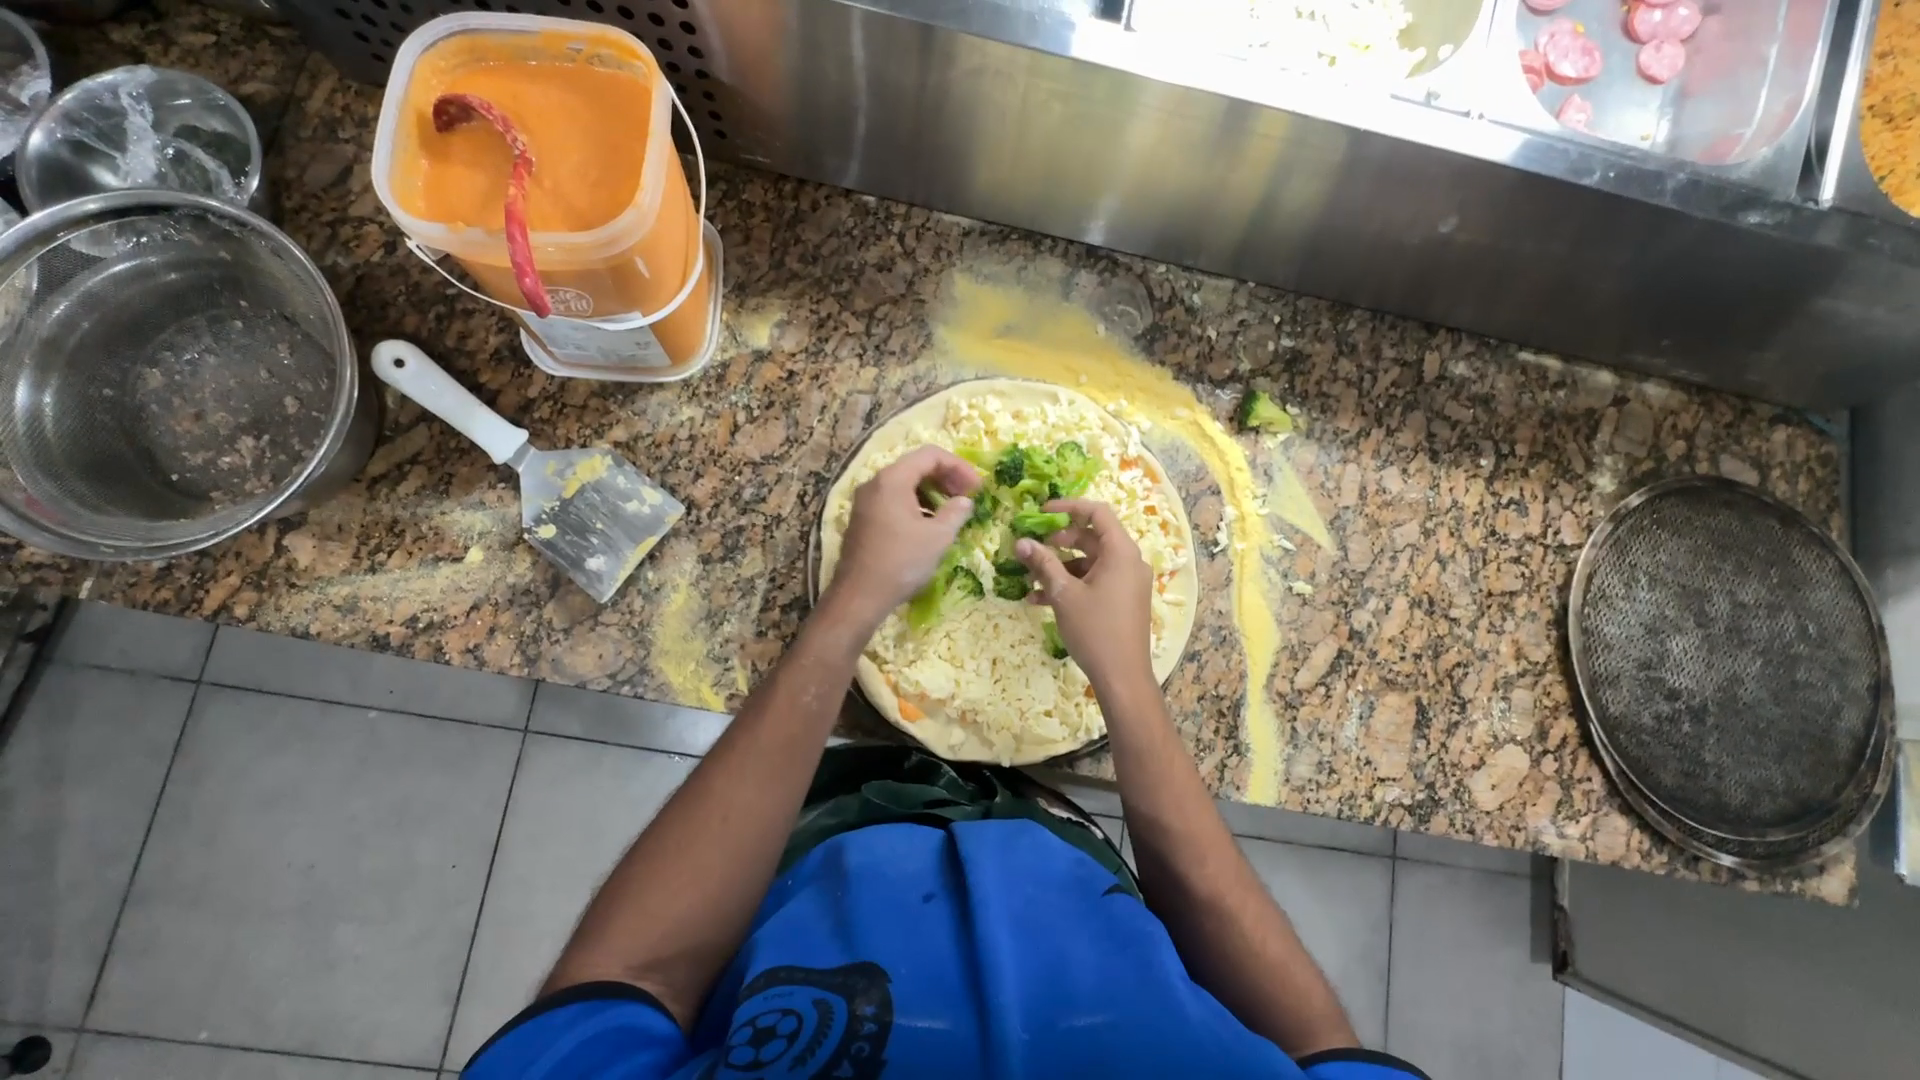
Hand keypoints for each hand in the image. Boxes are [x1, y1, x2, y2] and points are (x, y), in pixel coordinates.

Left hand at [824, 445, 980, 629]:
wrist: (859, 596)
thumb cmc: (901, 562)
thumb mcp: (937, 537)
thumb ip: (956, 512)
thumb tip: (965, 502)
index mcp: (892, 479)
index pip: (930, 455)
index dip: (959, 466)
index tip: (978, 487)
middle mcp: (875, 483)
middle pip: (916, 466)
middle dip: (946, 478)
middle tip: (967, 497)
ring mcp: (866, 501)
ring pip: (904, 484)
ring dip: (932, 492)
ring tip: (952, 511)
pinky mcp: (863, 519)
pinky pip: (893, 500)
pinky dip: (916, 504)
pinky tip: (929, 524)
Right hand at [1015, 498, 1153, 690]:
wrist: (1122, 676)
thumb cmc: (1095, 630)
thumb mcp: (1063, 594)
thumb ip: (1043, 564)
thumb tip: (1021, 542)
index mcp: (1121, 552)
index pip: (1097, 512)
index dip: (1068, 507)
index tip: (1041, 513)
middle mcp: (1129, 561)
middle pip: (1092, 536)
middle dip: (1059, 540)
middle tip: (1033, 547)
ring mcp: (1128, 582)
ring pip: (1090, 561)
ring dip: (1060, 566)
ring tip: (1030, 578)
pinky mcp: (1122, 600)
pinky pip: (1095, 580)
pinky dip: (1071, 584)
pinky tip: (1040, 599)